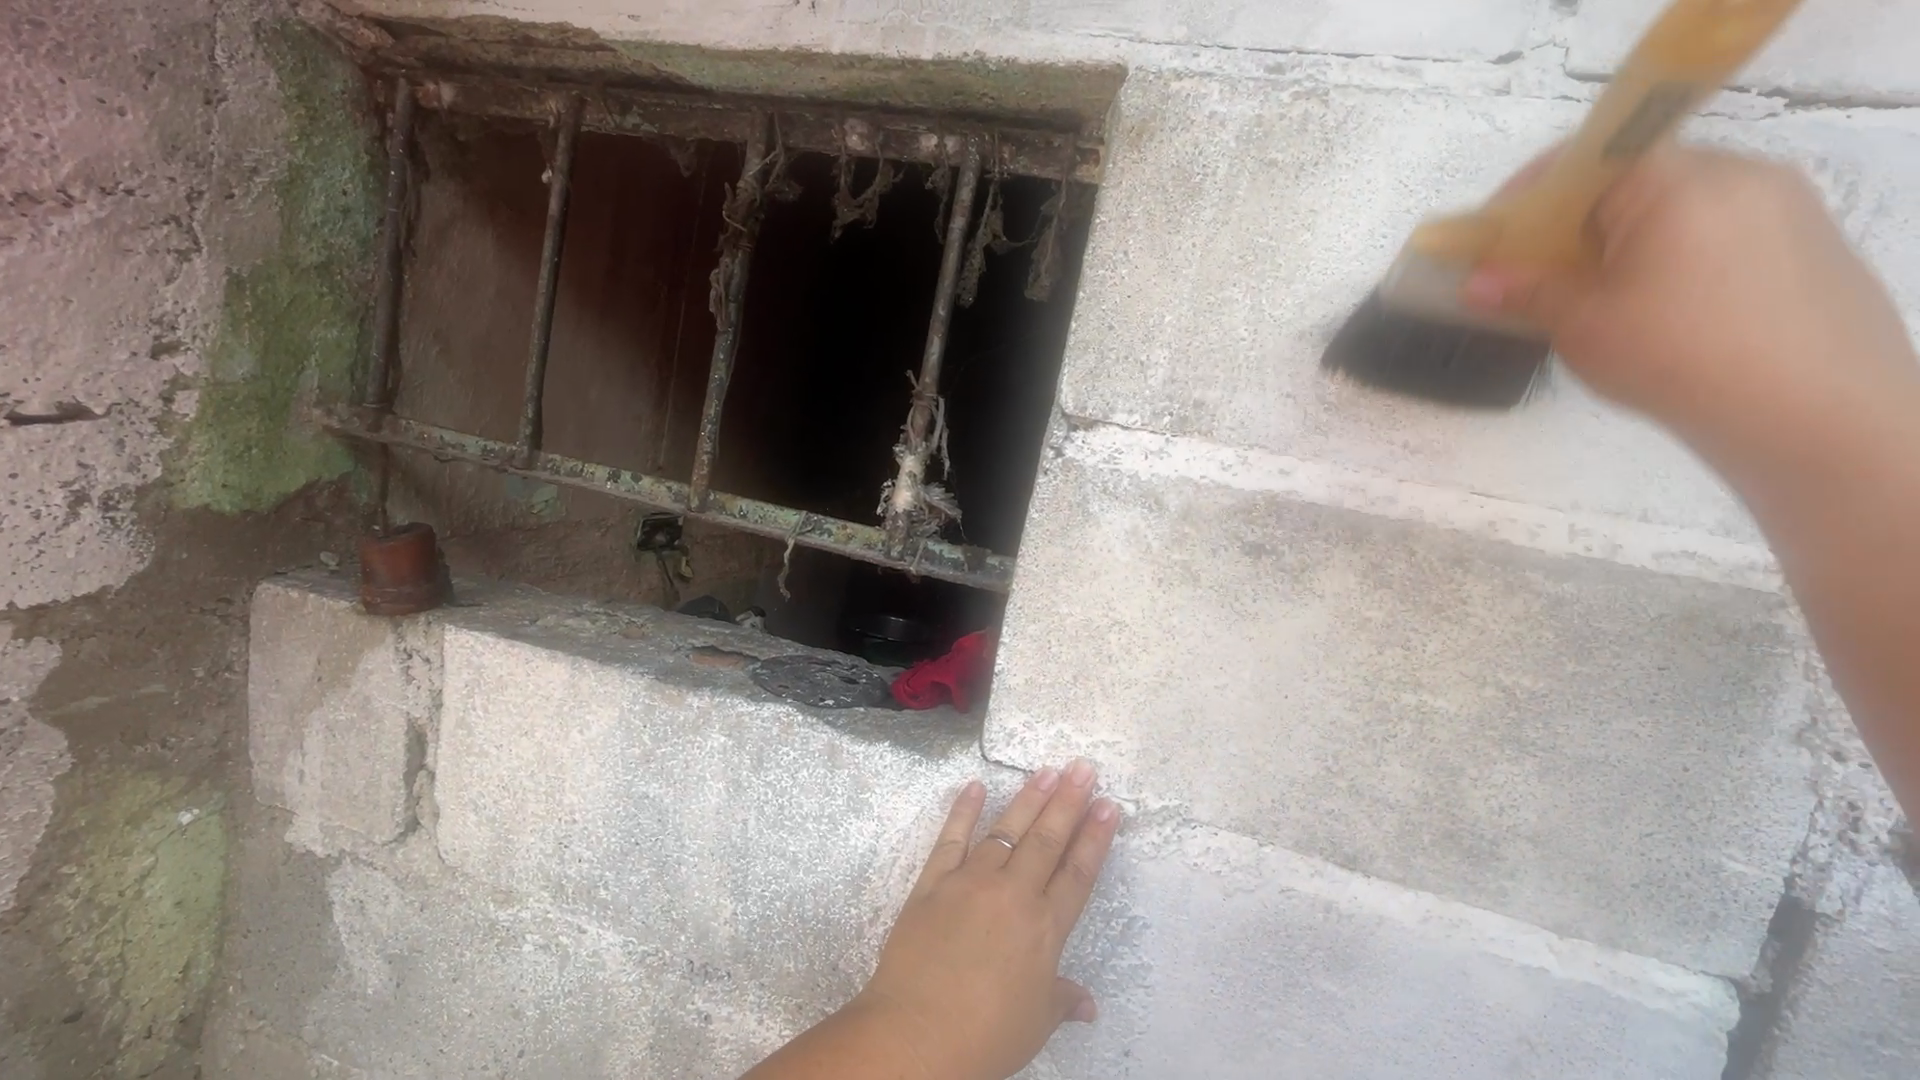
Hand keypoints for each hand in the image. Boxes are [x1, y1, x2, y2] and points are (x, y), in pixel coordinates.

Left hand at [852, 762, 1120, 1079]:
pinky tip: (975, 787)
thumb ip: (1061, 1001)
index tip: (1109, 804)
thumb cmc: (984, 1036)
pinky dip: (963, 810)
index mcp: (1044, 928)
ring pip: (1005, 830)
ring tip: (1047, 770)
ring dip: (1028, 798)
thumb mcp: (1035, 1023)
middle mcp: (1012, 894)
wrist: (916, 1034)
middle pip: (1047, 839)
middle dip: (1068, 800)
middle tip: (1083, 768)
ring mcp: (970, 882)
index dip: (1095, 836)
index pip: (1078, 872)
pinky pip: (951, 839)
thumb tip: (1088, 1004)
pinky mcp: (932, 883)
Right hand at [1463, 146, 1918, 461]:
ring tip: (1591, 301)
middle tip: (1533, 275)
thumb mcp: (1582, 324)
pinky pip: (1716, 235)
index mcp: (1679, 181)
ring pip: (1676, 211)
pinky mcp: (1809, 246)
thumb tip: (1476, 282)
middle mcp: (1740, 174)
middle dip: (1572, 225)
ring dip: (1621, 245)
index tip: (1491, 238)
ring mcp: (1784, 208)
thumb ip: (1526, 292)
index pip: (1589, 159)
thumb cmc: (1678, 354)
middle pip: (1634, 183)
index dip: (1529, 195)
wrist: (1814, 411)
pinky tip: (1655, 313)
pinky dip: (1669, 260)